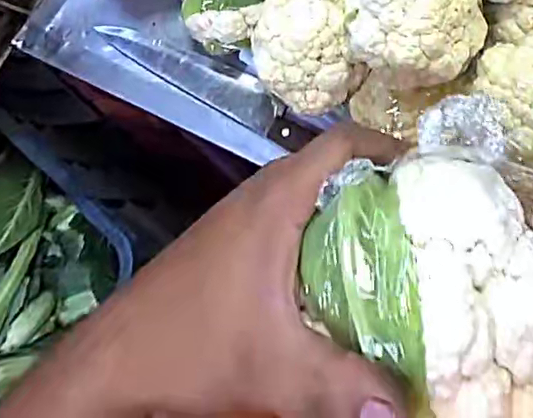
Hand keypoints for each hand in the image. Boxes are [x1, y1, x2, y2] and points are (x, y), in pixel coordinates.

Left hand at [0, 124, 408, 417]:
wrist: (108, 367)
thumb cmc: (194, 347)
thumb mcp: (277, 372)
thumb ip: (343, 385)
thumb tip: (404, 407)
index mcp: (278, 197)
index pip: (340, 141)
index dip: (384, 143)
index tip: (423, 166)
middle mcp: (260, 192)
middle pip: (328, 162)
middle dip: (372, 178)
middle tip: (415, 208)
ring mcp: (238, 213)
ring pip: (305, 189)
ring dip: (343, 202)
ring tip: (383, 236)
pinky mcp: (226, 238)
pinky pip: (285, 212)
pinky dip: (315, 225)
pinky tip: (328, 269)